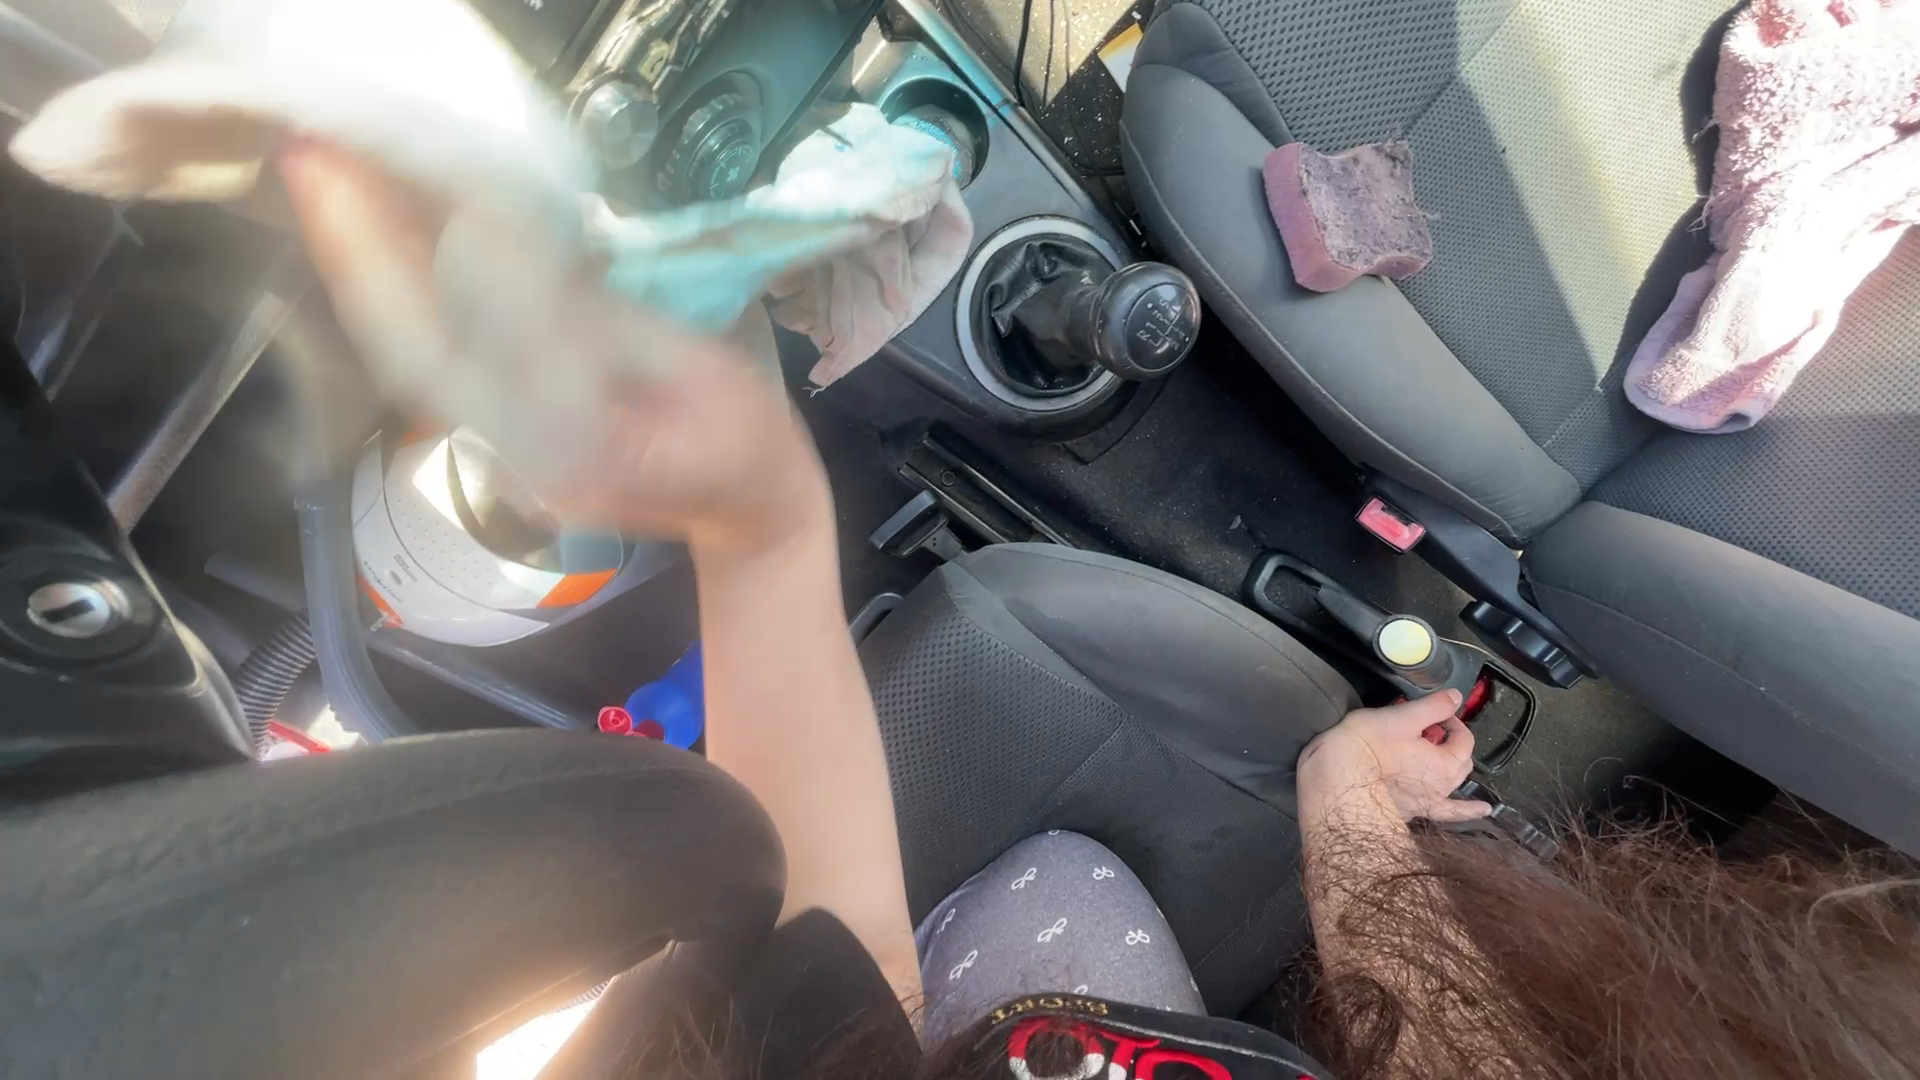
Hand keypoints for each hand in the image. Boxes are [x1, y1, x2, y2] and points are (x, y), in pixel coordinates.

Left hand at [278, 139, 828, 558]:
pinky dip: (404, 295)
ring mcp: (508, 458)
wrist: (745, 506)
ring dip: (370, 270)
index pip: (499, 352)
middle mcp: (527, 466)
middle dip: (368, 257)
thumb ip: (603, 317)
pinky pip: (439, 363)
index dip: (439, 265)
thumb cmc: (749, 440)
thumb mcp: (703, 372)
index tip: (400, 177)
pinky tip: (381, 234)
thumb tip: (502, 239)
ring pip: (418, 360)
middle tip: (319, 155)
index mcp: (590, 457)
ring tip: (334, 174)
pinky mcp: (504, 439)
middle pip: (426, 361)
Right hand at [1297, 691, 1490, 823]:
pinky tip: (1481, 810)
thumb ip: (1431, 707)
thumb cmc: (1366, 746)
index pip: (1462, 737)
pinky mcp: (1415, 811)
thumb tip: (1456, 696)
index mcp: (1445, 761)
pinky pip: (1450, 812)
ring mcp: (1431, 801)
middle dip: (1449, 741)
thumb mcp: (1400, 717)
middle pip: (1460, 759)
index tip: (1432, 711)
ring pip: (1454, 782)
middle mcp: (1445, 784)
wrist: (1340, 778)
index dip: (1450, 719)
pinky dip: (1468, 811)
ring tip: (1444, 757)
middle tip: (1426, 728)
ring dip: (1454, 767)